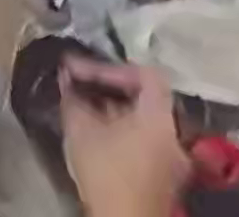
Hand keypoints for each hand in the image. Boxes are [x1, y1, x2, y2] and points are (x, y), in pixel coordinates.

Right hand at [60, 58, 189, 216]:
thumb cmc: (104, 169)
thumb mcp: (78, 126)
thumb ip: (72, 95)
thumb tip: (66, 75)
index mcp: (157, 121)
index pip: (148, 76)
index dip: (113, 66)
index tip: (82, 70)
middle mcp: (173, 137)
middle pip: (144, 97)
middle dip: (107, 86)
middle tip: (77, 82)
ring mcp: (173, 158)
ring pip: (142, 118)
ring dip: (111, 106)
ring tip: (81, 103)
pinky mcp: (166, 173)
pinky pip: (145, 136)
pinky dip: (120, 125)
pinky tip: (94, 128)